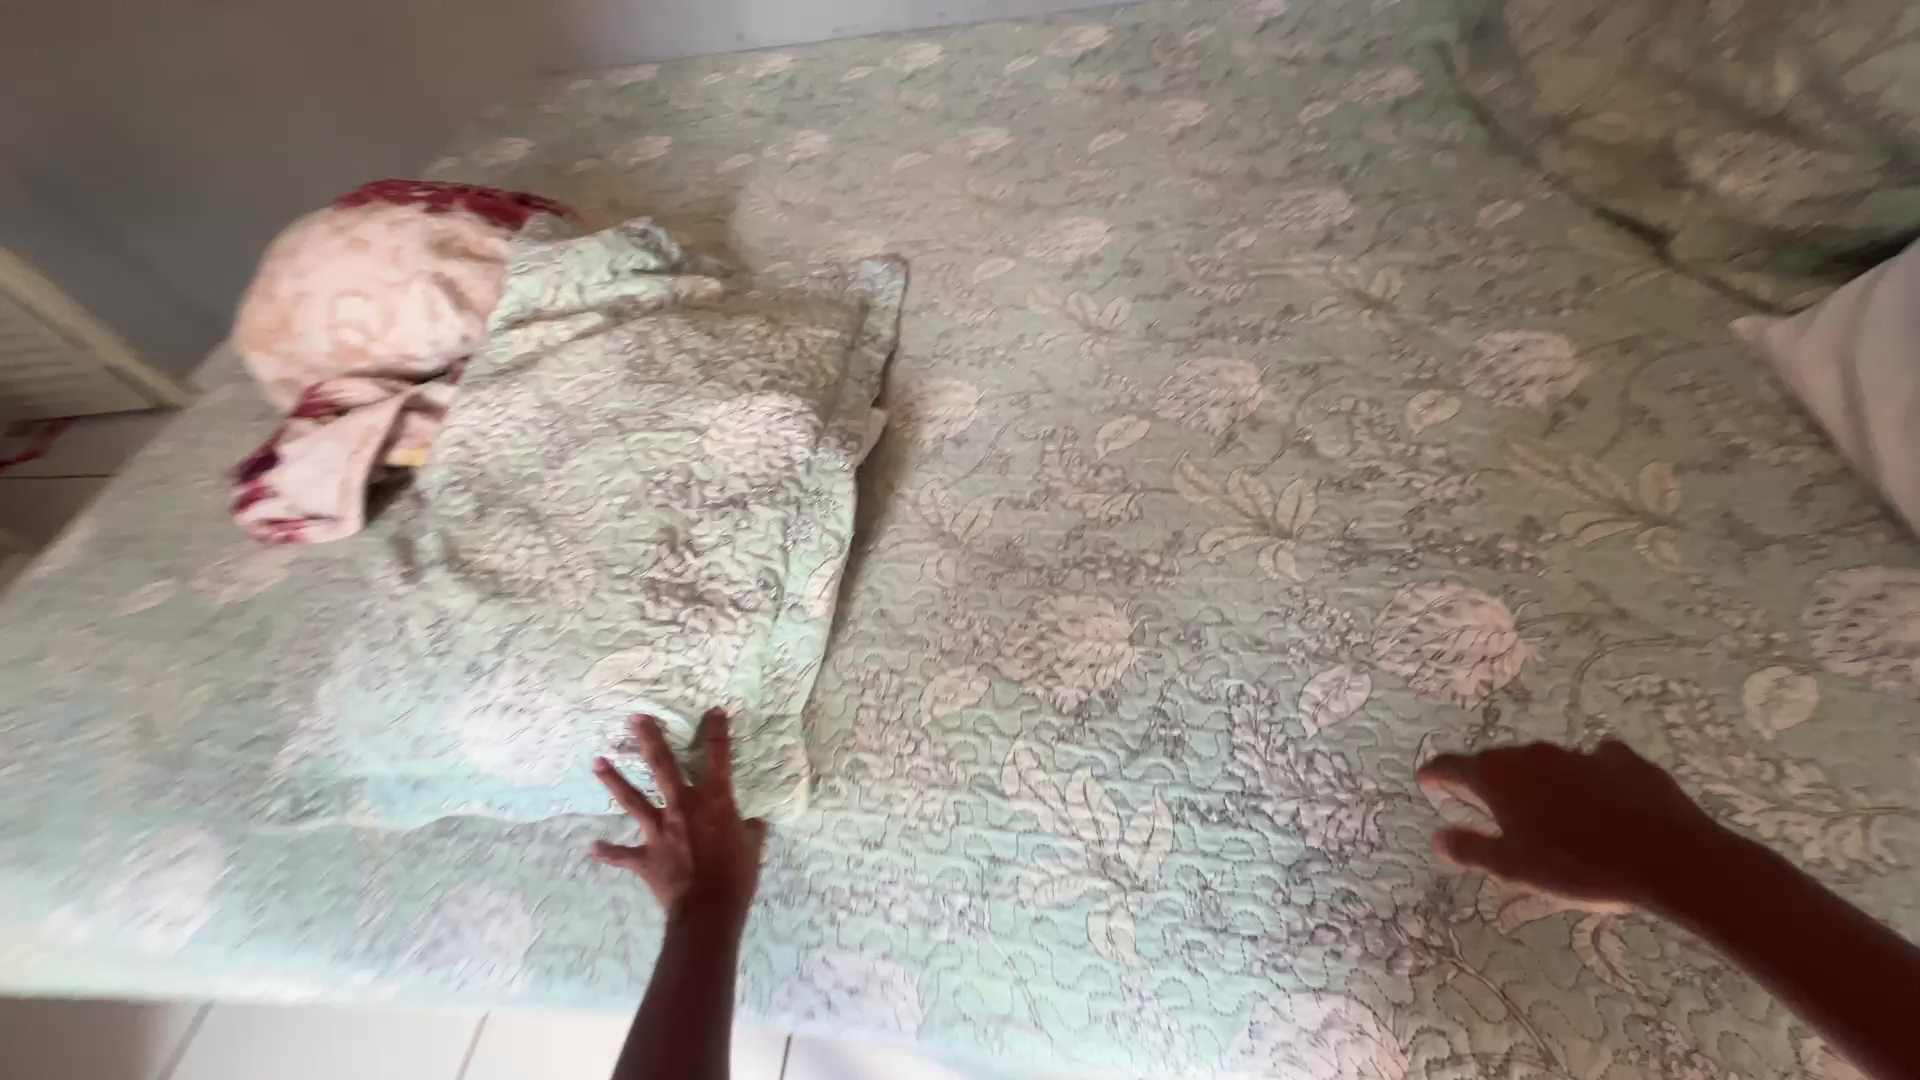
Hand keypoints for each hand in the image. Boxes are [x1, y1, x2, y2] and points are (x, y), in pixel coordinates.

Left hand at [590, 708, 767, 925]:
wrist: (708, 910)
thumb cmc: (737, 874)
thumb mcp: (754, 844)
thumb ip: (749, 826)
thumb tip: (751, 820)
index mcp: (714, 800)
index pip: (718, 757)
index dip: (717, 731)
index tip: (714, 711)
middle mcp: (682, 807)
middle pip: (663, 767)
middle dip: (649, 740)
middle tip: (635, 718)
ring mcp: (659, 831)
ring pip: (632, 800)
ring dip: (614, 781)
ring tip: (598, 762)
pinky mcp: (645, 857)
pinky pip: (622, 854)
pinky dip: (608, 852)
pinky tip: (593, 847)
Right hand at [1416, 739, 1731, 912]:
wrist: (1673, 861)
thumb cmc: (1579, 866)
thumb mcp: (1515, 867)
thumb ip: (1472, 849)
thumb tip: (1436, 838)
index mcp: (1497, 777)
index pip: (1451, 766)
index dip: (1436, 772)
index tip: (1426, 777)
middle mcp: (1530, 755)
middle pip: (1498, 761)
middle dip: (1491, 779)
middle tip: (1494, 804)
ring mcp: (1579, 754)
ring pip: (1546, 761)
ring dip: (1541, 779)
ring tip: (1552, 806)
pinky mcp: (1625, 761)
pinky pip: (1598, 760)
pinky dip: (1592, 773)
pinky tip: (1604, 792)